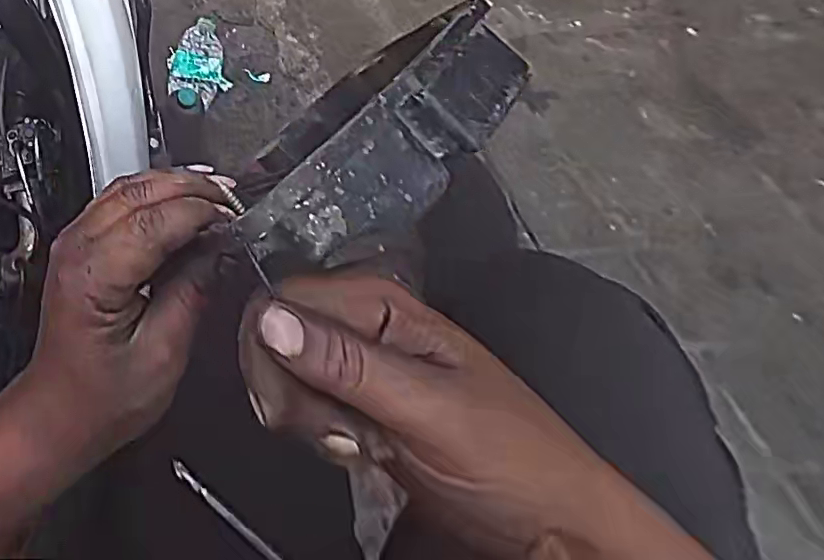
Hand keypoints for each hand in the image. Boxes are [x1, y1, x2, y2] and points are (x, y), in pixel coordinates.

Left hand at [16, 170, 234, 463]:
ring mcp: (74, 239)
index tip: (232, 218)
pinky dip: (155, 191)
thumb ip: (192, 293)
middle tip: (230, 197)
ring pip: (128, 186)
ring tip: (215, 192)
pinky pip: (120, 198)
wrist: (59, 411)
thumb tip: (219, 249)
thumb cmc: (99, 397)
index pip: (153, 220)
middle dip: (191, 188)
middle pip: (140, 191)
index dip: (200, 212)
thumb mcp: (162, 354)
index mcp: (92, 275)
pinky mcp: (81, 241)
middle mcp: (76, 247)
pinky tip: (181, 197)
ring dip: (174, 183)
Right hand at [239, 272, 710, 558]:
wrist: (553, 524)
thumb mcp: (428, 410)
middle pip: (275, 335)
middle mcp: (358, 321)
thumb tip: (269, 319)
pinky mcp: (350, 400)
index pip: (282, 299)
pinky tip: (356, 449)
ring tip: (360, 444)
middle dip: (292, 394)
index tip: (294, 403)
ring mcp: (352, 362)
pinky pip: (300, 404)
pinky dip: (315, 433)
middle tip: (340, 433)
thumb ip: (344, 363)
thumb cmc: (513, 458)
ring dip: (306, 419)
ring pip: (282, 372)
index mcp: (377, 300)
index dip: (273, 350)